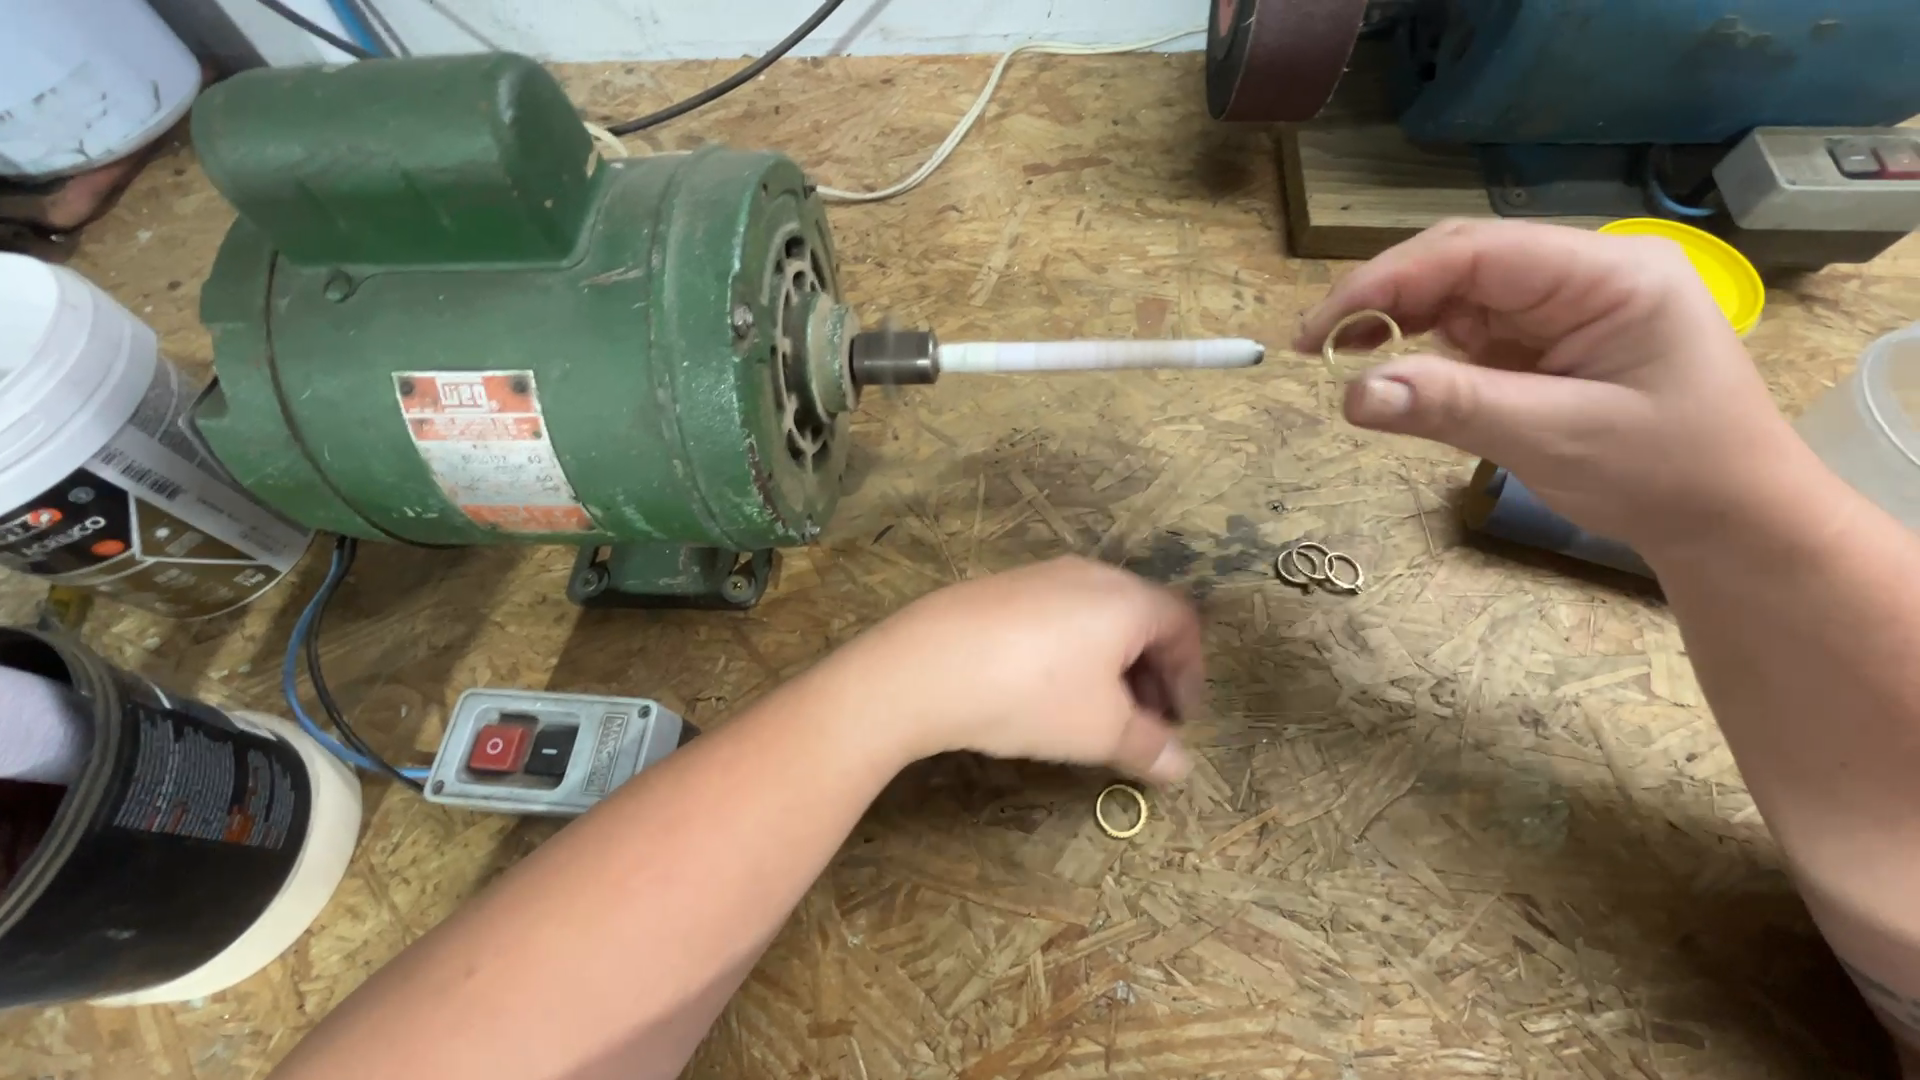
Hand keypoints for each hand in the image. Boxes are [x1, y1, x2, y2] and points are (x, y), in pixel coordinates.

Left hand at [823, 557, 1203, 783]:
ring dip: (1107, 663)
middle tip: (1141, 721)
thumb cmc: (1033, 695)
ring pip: (1093, 617)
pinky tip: (1037, 689)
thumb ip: (1149, 746)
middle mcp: (1086, 574)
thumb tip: (1181, 767)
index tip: (1178, 720)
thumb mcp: (1100, 731)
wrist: (924, 667)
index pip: (1182, 625)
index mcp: (1126, 598)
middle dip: (1149, 672)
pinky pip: (1051, 616)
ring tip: (1091, 710)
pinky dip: (1065, 651)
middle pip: (1139, 617)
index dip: (1190, 675)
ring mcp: (1037, 575)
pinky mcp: (996, 588)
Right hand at [1293, 219, 1813, 558]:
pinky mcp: (1542, 339)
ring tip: (1339, 355)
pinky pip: (1464, 328)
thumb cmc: (1663, 474)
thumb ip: (1454, 406)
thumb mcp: (1554, 438)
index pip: (1477, 251)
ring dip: (1393, 319)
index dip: (1387, 281)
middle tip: (1316, 344)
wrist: (1726, 517)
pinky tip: (1392, 368)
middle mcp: (1581, 275)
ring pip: (1454, 292)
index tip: (1319, 327)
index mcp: (1607, 276)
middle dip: (1382, 296)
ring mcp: (1560, 306)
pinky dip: (1419, 347)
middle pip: (1459, 261)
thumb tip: (1354, 394)